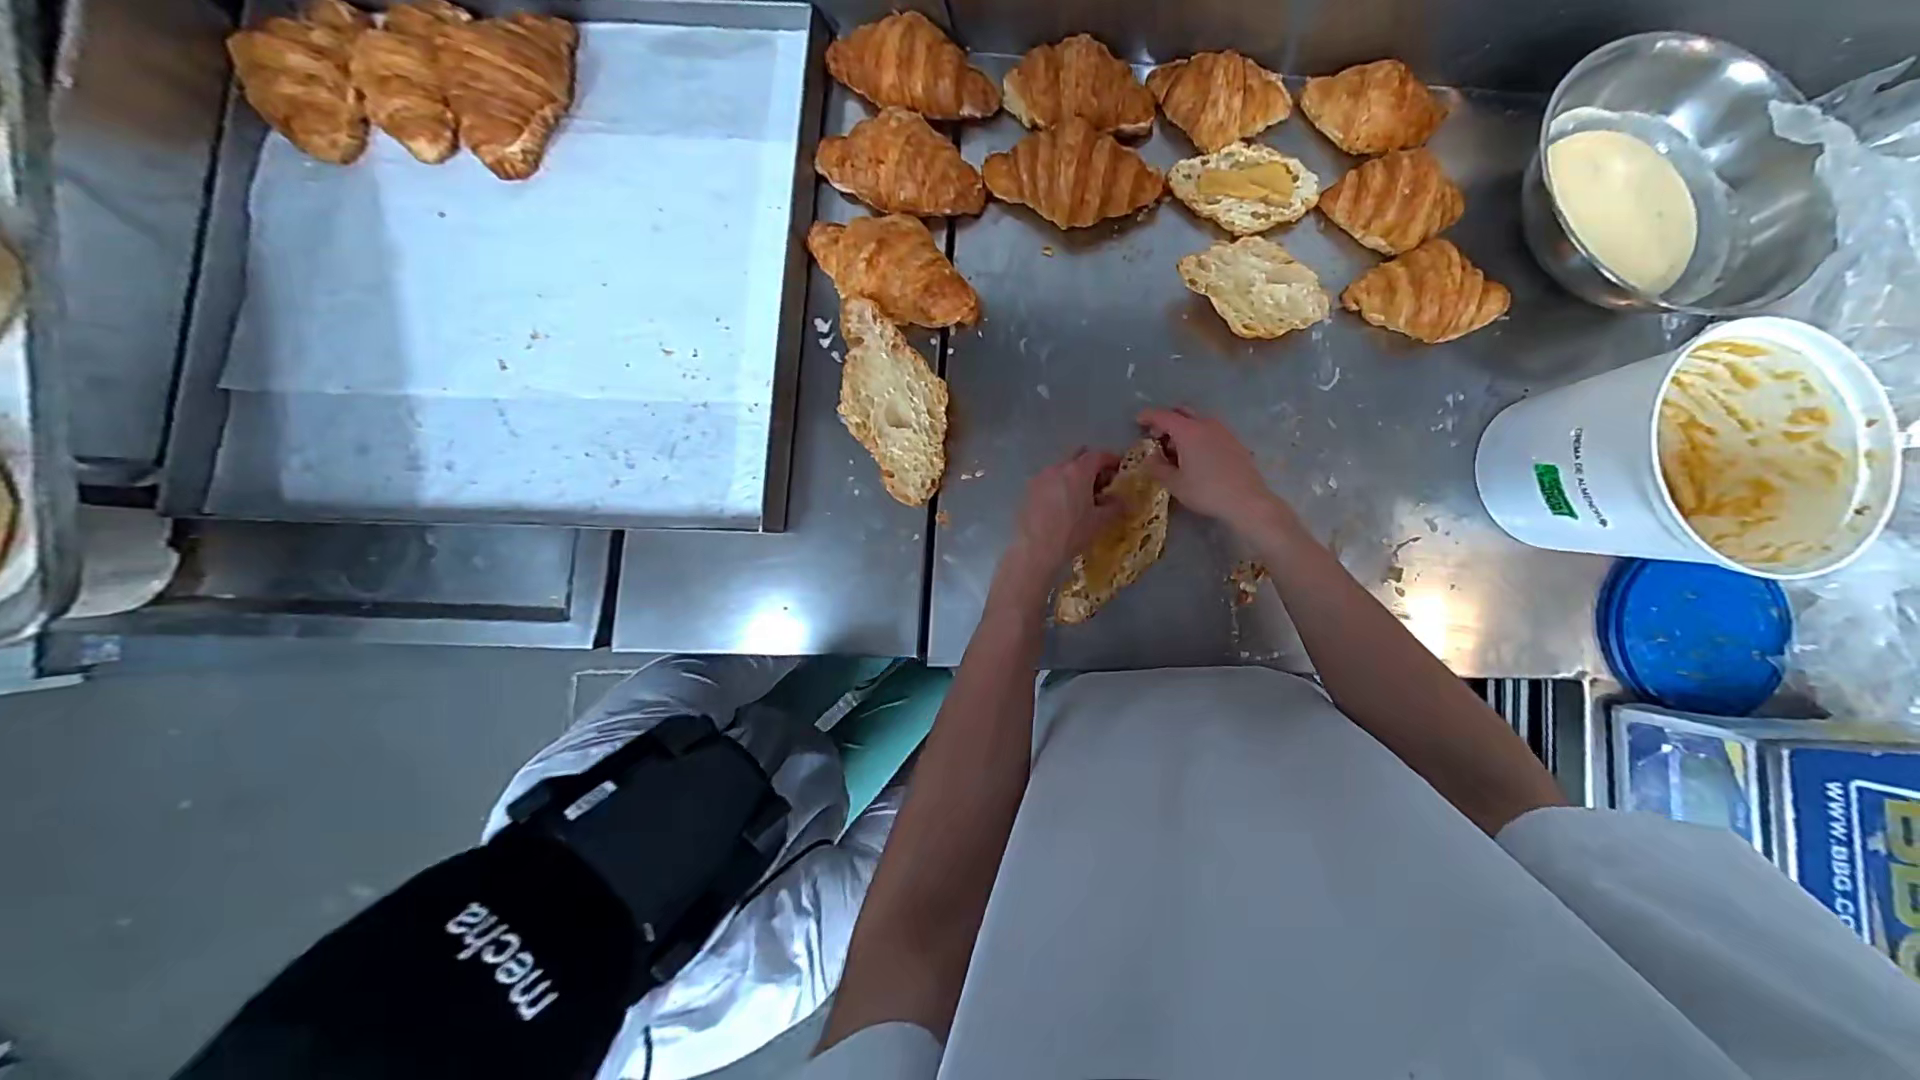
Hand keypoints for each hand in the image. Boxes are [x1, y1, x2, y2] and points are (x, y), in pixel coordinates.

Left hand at [997, 448, 1124, 598]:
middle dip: (1091, 467)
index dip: (1111, 460)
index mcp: (1078, 471)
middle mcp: (1057, 468)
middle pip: (1078, 458)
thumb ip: (1115, 506)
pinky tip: (1061, 506)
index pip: (1099, 455)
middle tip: (1100, 485)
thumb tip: (1122, 501)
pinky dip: (1058, 487)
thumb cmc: (1071, 533)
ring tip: (1080, 498)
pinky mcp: (1028, 490)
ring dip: (1073, 477)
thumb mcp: (1100, 521)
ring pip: (1061, 469)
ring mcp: (1040, 478)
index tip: (1118, 469)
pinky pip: (1048, 481)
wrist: (1034, 550)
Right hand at [1138, 406, 1296, 539]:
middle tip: (1157, 437)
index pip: (1163, 416)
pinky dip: (1198, 435)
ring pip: (1198, 420)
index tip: (1138, 421)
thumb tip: (1150, 458)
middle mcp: (1206, 424)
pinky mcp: (1234, 441)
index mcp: (1188, 431)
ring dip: (1184, 428)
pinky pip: (1210, 430)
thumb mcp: (1175, 483)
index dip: (1148, 417)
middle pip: (1182, 412)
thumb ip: (1157, 468)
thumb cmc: (1206, 491)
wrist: (1247, 500)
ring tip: (1177, 450)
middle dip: (1167, 420)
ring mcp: (1223, 431)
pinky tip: (1197, 456)